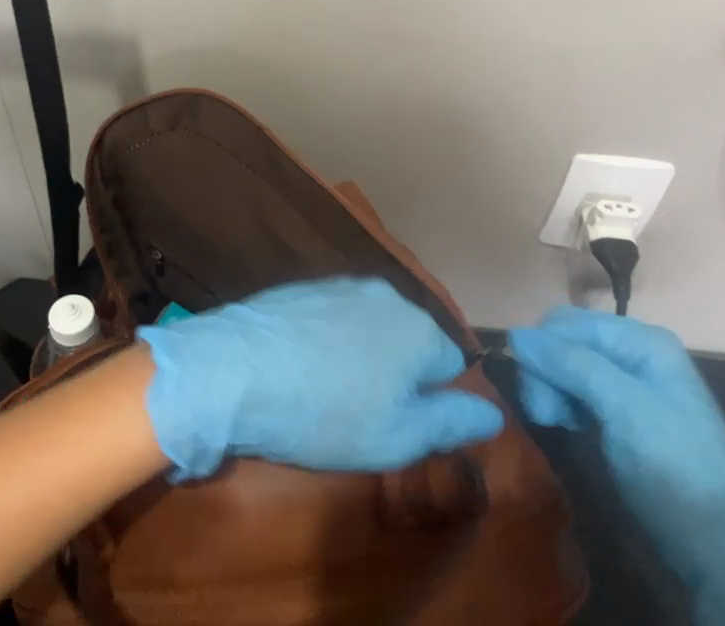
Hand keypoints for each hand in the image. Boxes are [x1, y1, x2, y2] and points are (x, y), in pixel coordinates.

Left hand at [136, 277, 504, 479]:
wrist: (230, 372)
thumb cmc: (324, 413)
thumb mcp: (397, 438)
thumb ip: (452, 423)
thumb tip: (493, 414)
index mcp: (419, 328)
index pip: (450, 368)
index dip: (426, 403)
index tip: (390, 424)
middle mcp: (386, 295)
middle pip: (408, 343)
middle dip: (393, 376)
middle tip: (355, 414)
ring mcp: (338, 286)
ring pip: (368, 330)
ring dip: (358, 358)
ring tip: (322, 393)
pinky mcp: (299, 288)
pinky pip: (330, 320)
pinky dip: (324, 343)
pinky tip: (297, 369)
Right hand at [510, 308, 724, 625]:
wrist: (720, 540)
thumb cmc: (675, 466)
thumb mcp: (624, 408)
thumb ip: (572, 365)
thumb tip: (515, 333)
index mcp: (640, 340)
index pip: (565, 323)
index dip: (542, 353)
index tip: (539, 398)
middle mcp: (632, 352)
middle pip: (563, 340)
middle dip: (544, 372)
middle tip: (547, 415)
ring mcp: (626, 383)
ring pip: (563, 366)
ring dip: (550, 390)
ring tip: (556, 423)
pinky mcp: (618, 413)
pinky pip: (575, 389)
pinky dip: (562, 402)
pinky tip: (567, 425)